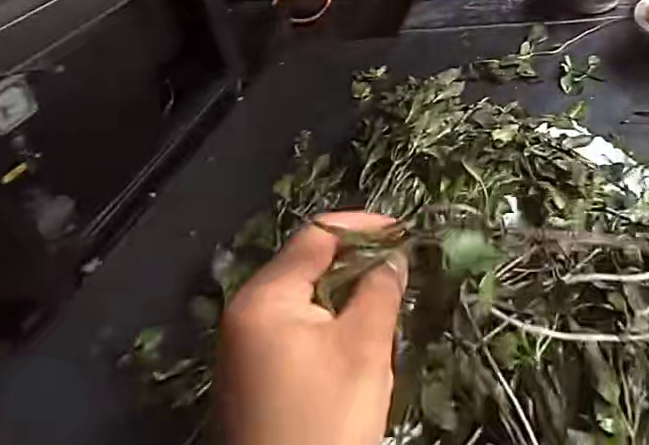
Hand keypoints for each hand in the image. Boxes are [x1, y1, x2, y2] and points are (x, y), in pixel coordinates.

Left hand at [217, 212, 407, 444]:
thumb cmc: (326, 423)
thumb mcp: (363, 347)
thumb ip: (381, 288)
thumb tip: (395, 256)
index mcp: (264, 298)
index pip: (317, 235)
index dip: (363, 225)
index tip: (404, 230)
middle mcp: (244, 313)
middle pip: (306, 260)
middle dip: (356, 255)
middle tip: (399, 260)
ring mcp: (244, 345)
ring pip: (303, 292)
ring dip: (345, 284)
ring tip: (386, 288)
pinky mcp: (252, 373)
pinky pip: (294, 321)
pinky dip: (328, 313)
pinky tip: (358, 325)